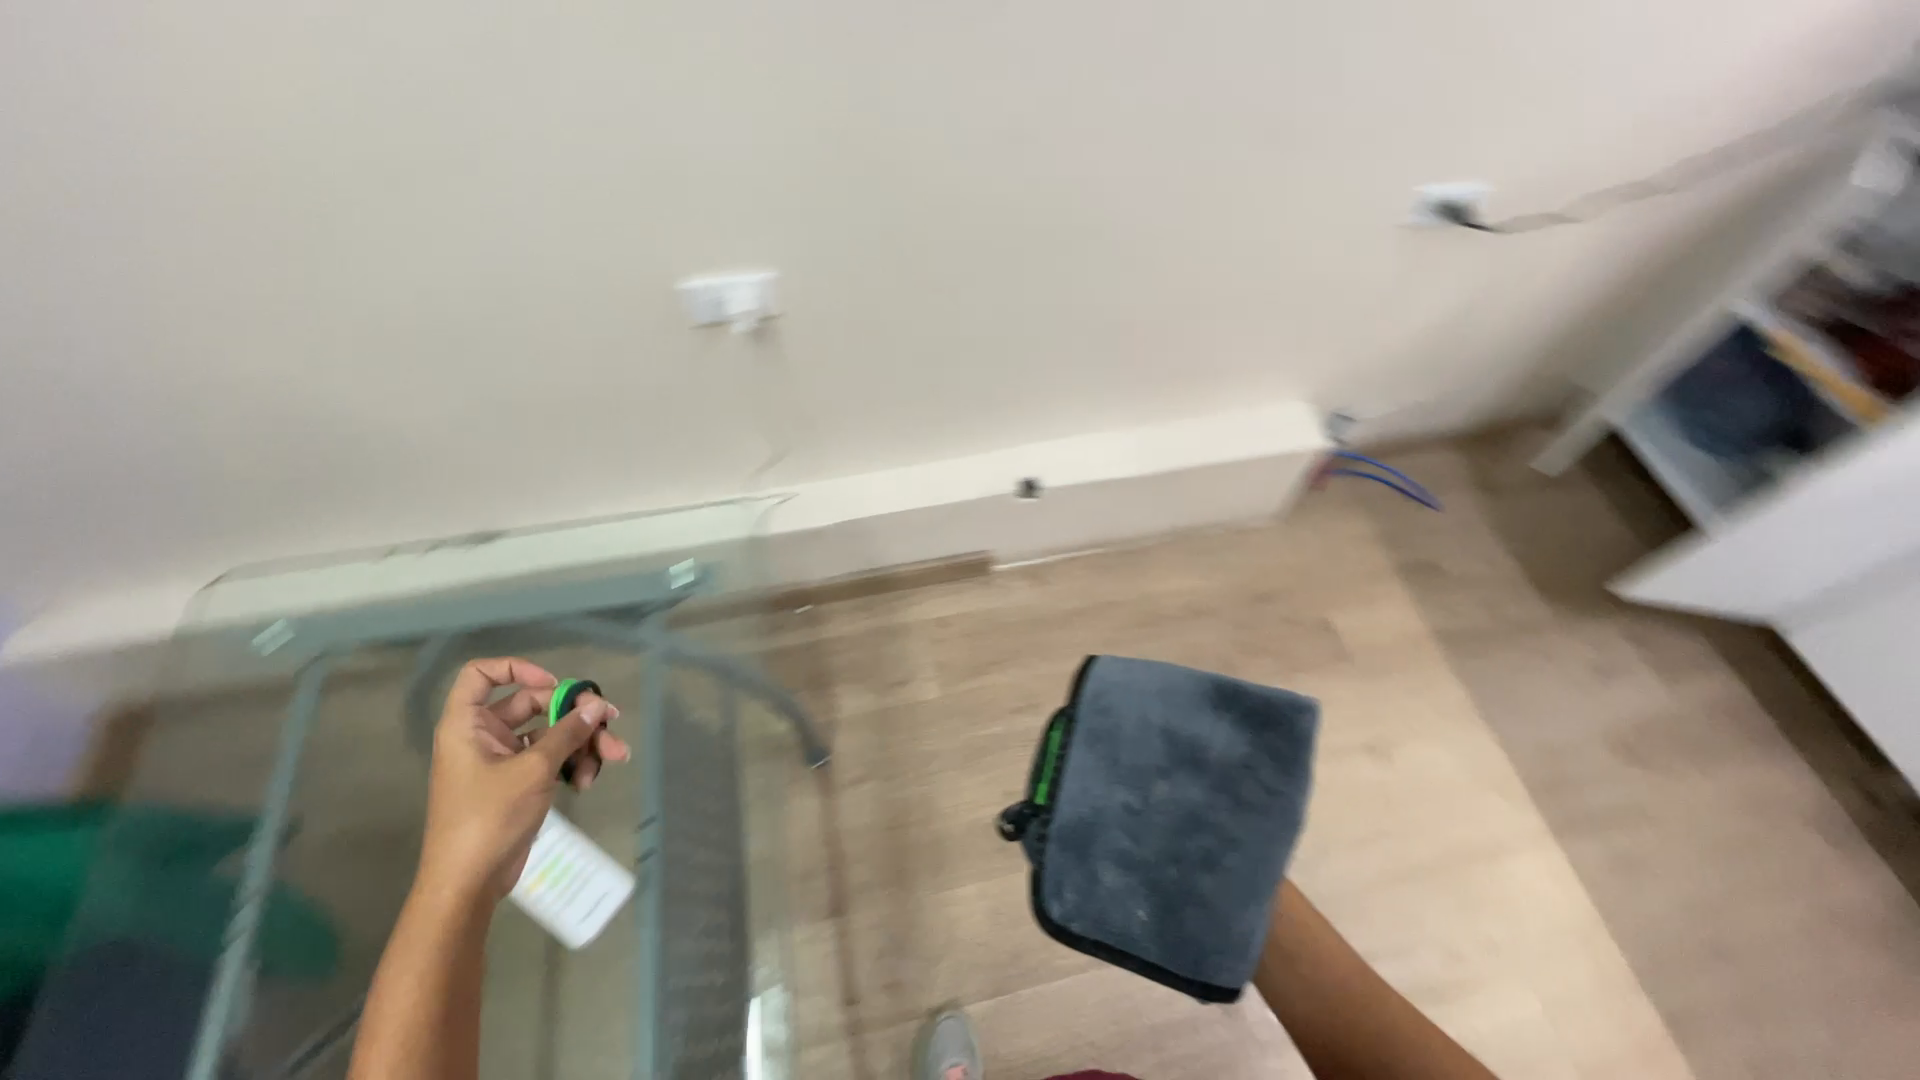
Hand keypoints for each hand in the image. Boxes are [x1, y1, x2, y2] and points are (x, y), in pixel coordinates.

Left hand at [416, 656, 632, 904]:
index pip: (482, 675)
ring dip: (582, 743)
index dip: (518, 669)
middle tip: (610, 723)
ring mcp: (500, 760)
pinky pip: (549, 759)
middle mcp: (482, 735)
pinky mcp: (517, 782)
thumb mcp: (534, 770)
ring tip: (612, 758)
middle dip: (575, 715)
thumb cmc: (489, 817)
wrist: (468, 882)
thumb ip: (567, 733)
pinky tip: (586, 782)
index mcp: (468, 724)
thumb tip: (597, 707)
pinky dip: (571, 765)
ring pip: (549, 734)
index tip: (553, 684)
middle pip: (533, 705)